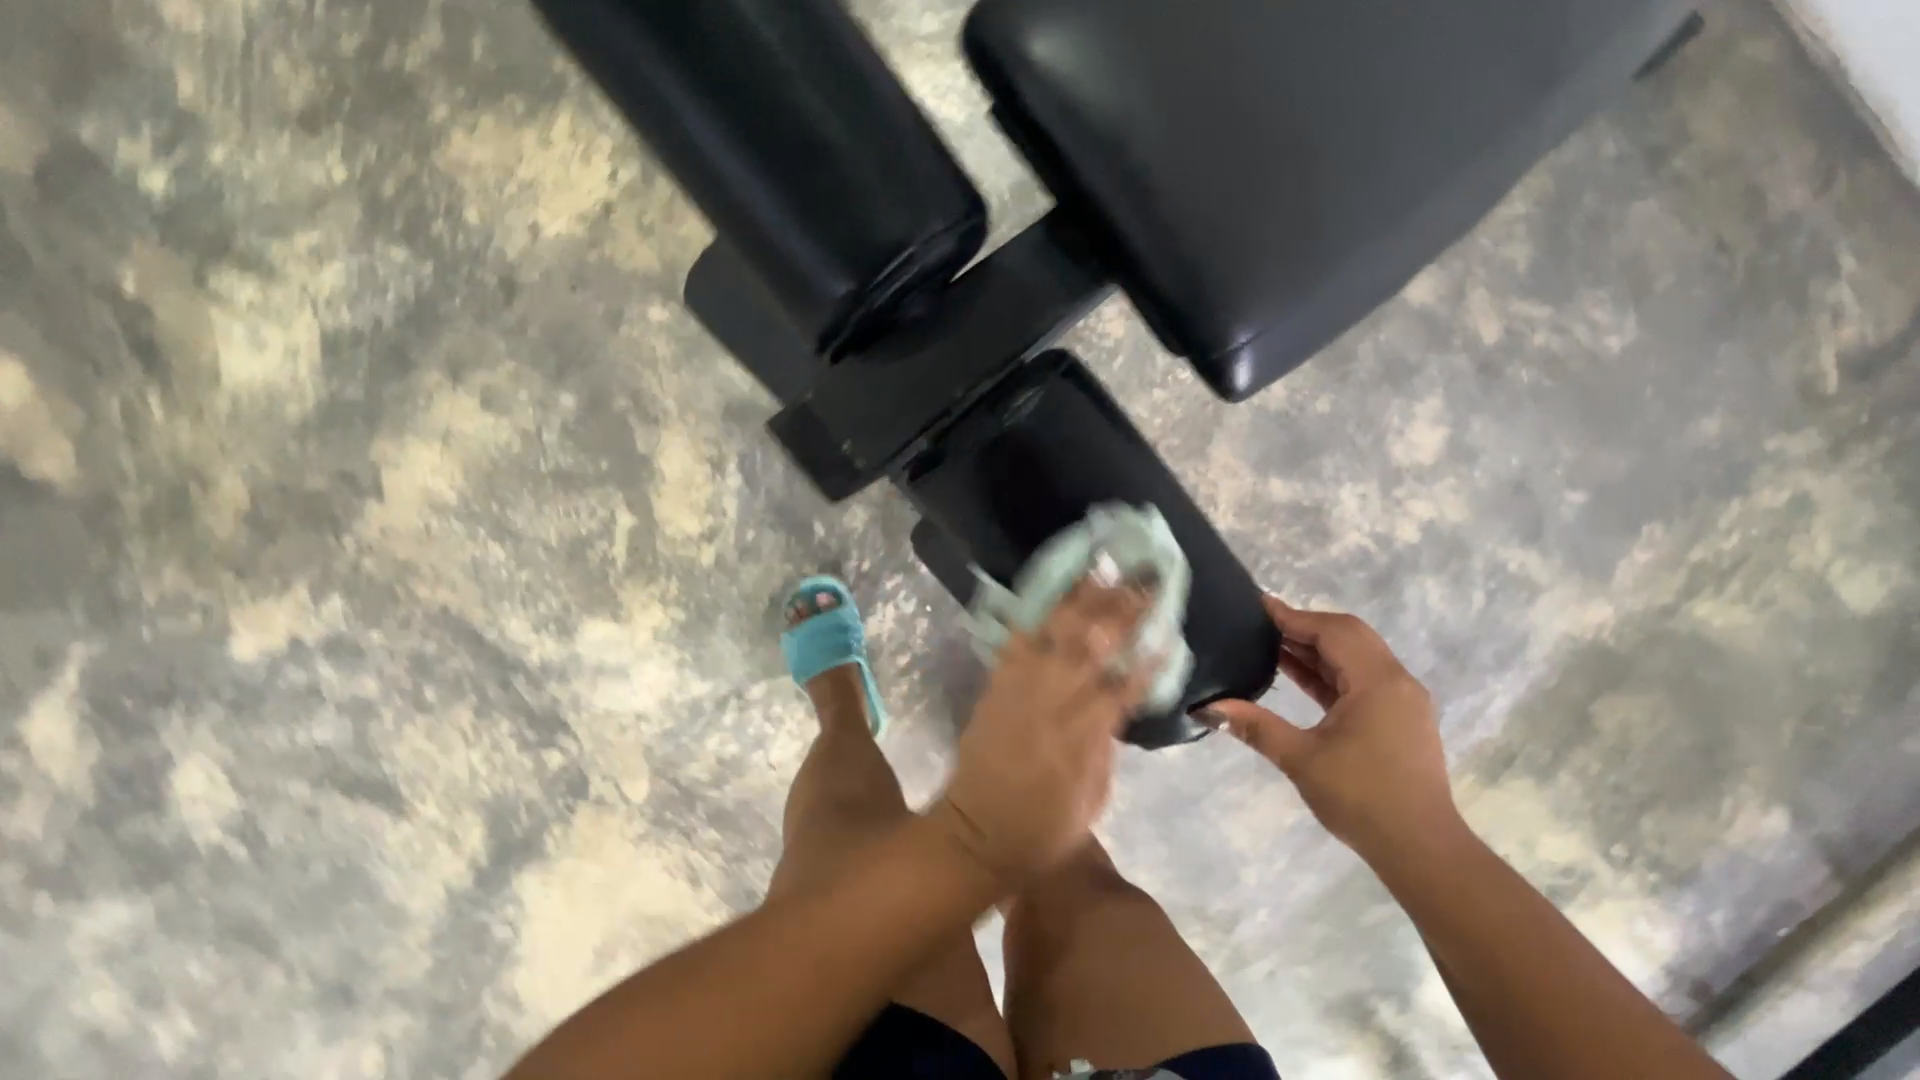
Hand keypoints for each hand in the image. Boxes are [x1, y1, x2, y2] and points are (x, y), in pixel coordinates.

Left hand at [932, 582, 1154, 885]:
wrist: (974, 836)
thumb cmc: (1042, 830)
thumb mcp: (1092, 799)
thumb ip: (1106, 747)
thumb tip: (1119, 706)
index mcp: (1080, 742)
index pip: (1120, 688)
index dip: (1145, 656)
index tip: (1168, 623)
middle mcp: (1049, 709)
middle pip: (1089, 649)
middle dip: (1118, 608)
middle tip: (1142, 575)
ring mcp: (1017, 694)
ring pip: (1052, 636)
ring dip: (1078, 598)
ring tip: (1100, 565)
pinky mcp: (993, 689)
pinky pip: (1015, 645)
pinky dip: (1034, 616)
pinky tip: (1051, 592)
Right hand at [1201, 597, 1461, 860]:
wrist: (1420, 848)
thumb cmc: (1361, 798)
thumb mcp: (1301, 759)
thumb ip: (1255, 725)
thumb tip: (1208, 706)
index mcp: (1377, 681)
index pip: (1332, 631)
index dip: (1293, 617)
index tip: (1257, 606)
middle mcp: (1396, 682)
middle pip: (1348, 637)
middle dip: (1304, 628)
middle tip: (1261, 625)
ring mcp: (1401, 701)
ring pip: (1356, 659)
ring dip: (1317, 650)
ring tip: (1270, 645)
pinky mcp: (1399, 720)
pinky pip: (1361, 681)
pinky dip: (1330, 673)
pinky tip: (1298, 677)